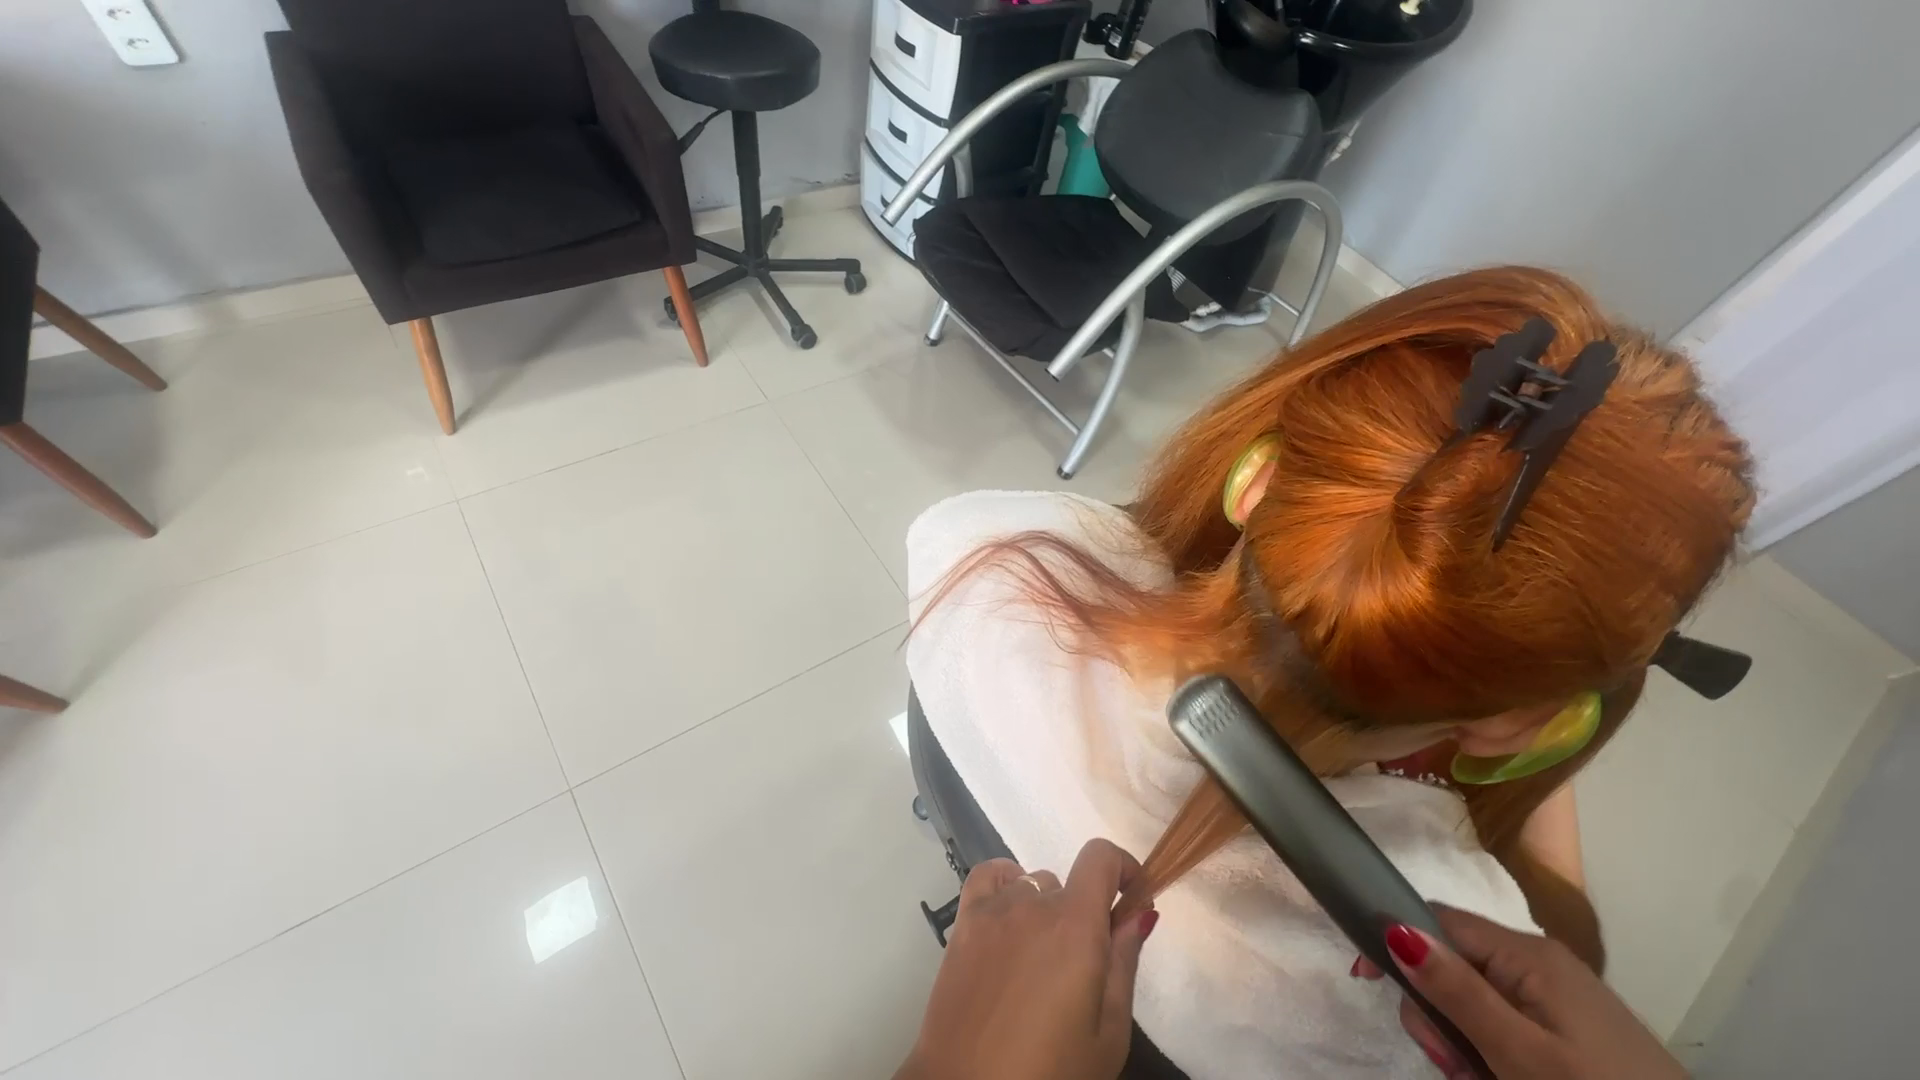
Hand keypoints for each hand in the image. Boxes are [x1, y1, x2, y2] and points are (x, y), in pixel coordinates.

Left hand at [897, 840, 1158, 1079]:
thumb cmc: (1049, 1073)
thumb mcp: (1108, 1033)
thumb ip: (1125, 962)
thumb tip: (1140, 911)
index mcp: (1075, 927)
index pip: (1101, 857)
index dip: (1124, 868)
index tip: (1133, 899)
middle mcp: (1033, 905)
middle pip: (1070, 884)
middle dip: (1087, 914)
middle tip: (1085, 967)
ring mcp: (993, 911)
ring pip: (1033, 885)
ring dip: (1048, 909)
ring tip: (1043, 963)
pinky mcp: (963, 923)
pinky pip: (989, 877)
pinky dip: (1006, 883)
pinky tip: (1012, 917)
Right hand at [1354, 906, 1686, 1079]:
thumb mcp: (1519, 1052)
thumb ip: (1456, 991)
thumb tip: (1393, 927)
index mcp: (1526, 953)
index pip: (1436, 918)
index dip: (1395, 941)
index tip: (1366, 981)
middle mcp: (1538, 961)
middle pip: (1451, 962)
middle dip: (1435, 1012)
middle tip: (1451, 1065)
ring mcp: (1556, 996)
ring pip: (1473, 998)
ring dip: (1461, 1040)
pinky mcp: (1568, 1027)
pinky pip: (1504, 1021)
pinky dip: (1490, 1050)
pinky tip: (1500, 1079)